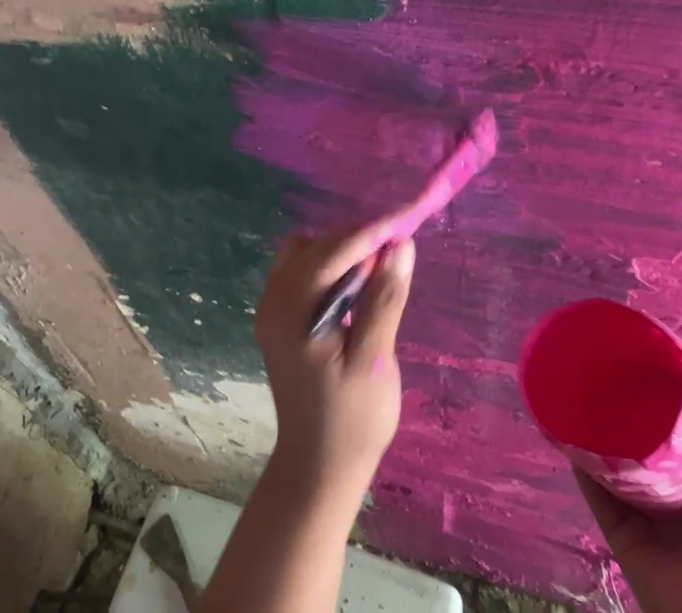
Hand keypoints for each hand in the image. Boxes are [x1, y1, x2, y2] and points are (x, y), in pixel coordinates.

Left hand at [255, 221, 415, 495]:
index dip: (372, 231)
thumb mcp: (374, 361)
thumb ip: (384, 300)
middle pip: (318, 247)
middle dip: (360, 238)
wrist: (320, 465)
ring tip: (383, 264)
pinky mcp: (281, 319)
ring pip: (308, 254)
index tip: (408, 216)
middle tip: (403, 242)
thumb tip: (400, 246)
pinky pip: (303, 272)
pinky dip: (330, 265)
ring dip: (345, 250)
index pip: (333, 252)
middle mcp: (273, 302)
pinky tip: (358, 282)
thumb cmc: (352, 420)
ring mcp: (273, 309)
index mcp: (291, 312)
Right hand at [576, 404, 681, 612]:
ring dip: (599, 440)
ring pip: (613, 467)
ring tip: (582, 404)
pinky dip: (583, 468)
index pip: (679, 443)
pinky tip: (571, 441)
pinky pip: (595, 493)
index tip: (652, 379)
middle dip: (627, 423)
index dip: (668, 414)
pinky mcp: (615, 527)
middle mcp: (666, 494)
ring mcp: (638, 510)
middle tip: (610, 385)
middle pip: (641, 451)